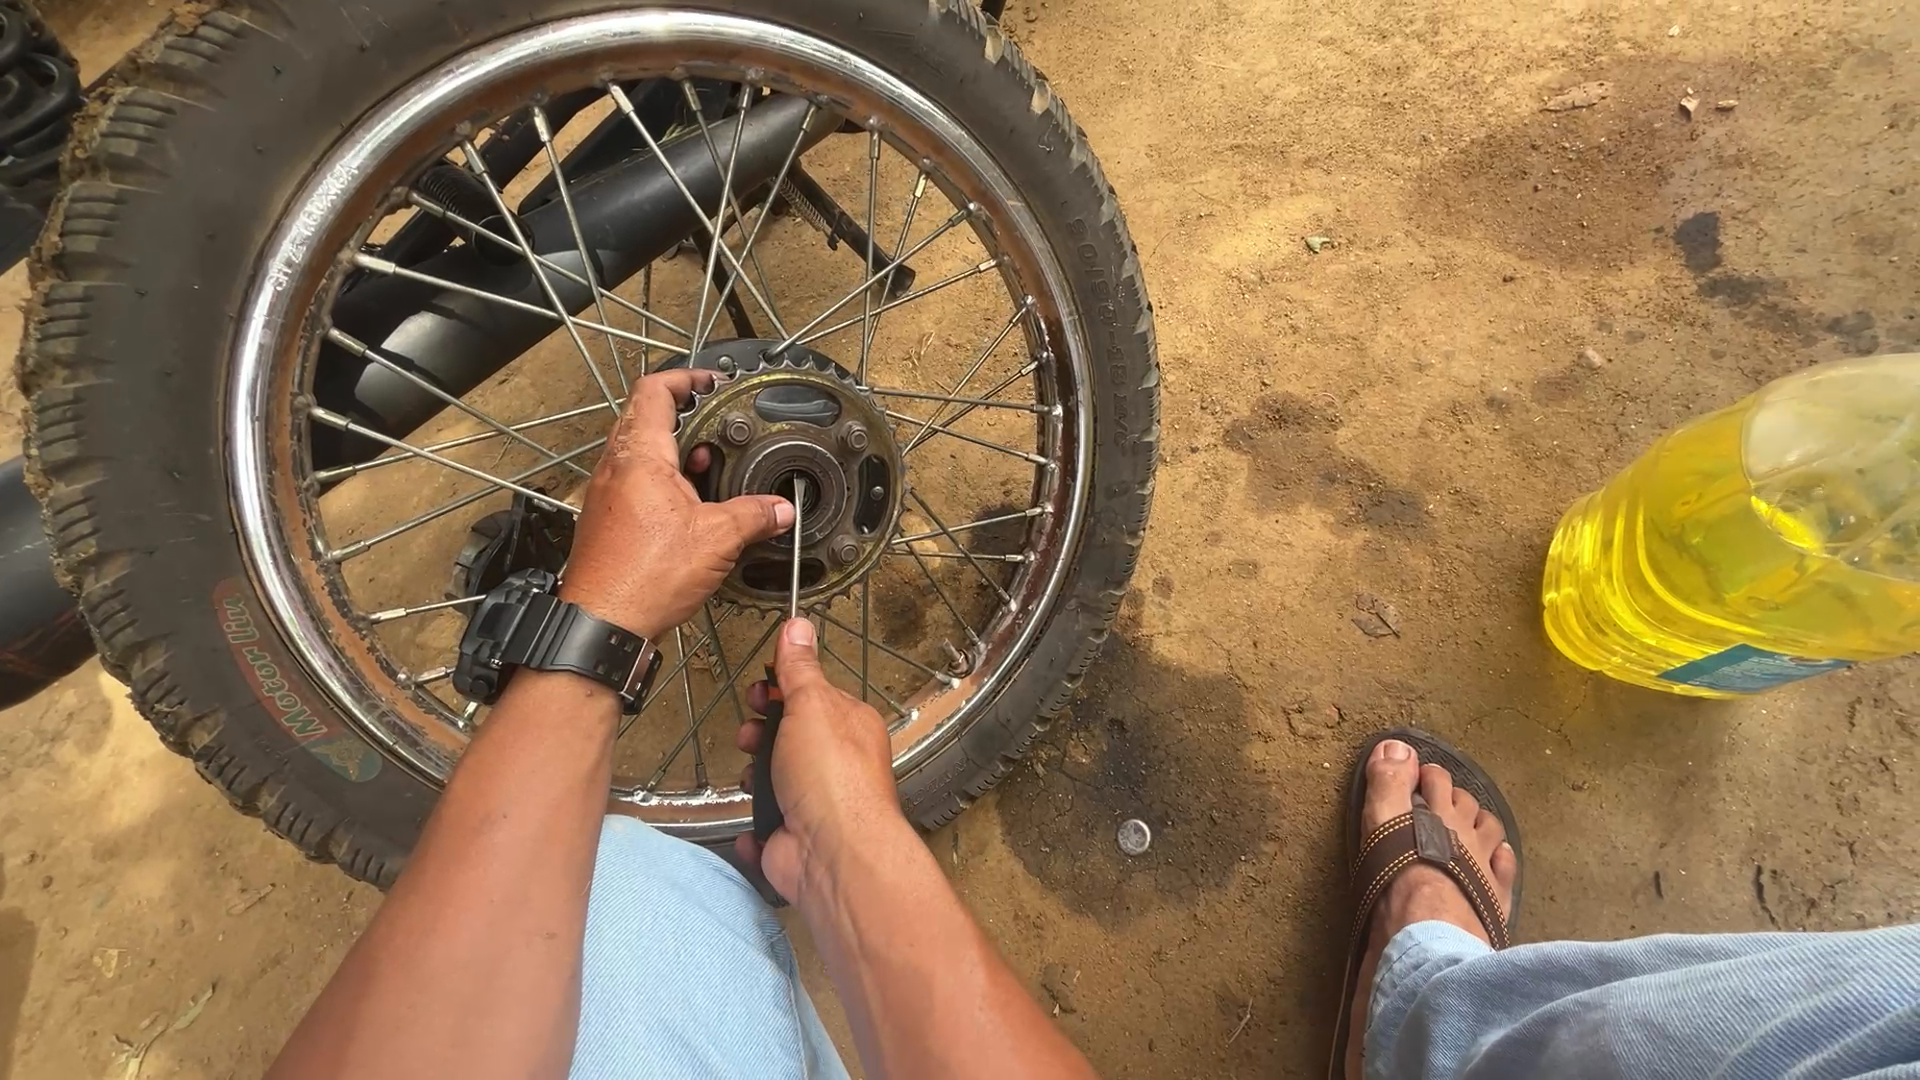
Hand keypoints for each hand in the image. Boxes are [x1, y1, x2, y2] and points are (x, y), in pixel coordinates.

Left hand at [559, 369, 793, 638]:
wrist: (602, 624)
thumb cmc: (642, 578)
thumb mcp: (716, 539)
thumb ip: (753, 515)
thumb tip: (780, 509)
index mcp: (639, 457)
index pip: (654, 391)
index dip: (686, 378)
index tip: (712, 382)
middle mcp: (615, 469)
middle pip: (646, 418)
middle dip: (688, 417)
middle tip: (720, 427)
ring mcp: (607, 494)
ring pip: (642, 452)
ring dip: (677, 451)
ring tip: (711, 466)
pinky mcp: (608, 519)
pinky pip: (637, 483)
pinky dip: (667, 481)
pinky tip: (693, 505)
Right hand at [734, 618, 905, 906]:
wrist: (831, 852)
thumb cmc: (831, 775)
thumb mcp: (811, 704)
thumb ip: (799, 669)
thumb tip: (798, 626)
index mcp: (850, 725)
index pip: (814, 696)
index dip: (783, 691)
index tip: (760, 690)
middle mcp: (838, 762)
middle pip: (790, 736)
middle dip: (762, 731)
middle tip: (750, 731)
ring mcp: (817, 801)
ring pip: (775, 779)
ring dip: (755, 775)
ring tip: (752, 774)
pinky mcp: (794, 837)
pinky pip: (767, 826)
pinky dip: (755, 826)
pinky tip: (754, 821)